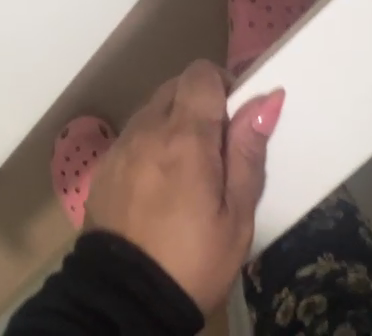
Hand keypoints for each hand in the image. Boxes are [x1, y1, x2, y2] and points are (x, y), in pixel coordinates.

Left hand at [84, 60, 285, 312]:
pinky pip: (133, 134)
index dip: (222, 84)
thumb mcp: (235, 215)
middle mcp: (147, 127)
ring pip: (152, 108)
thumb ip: (247, 152)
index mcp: (184, 135)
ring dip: (174, 122)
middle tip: (217, 148)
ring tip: (189, 170)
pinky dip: (151, 143)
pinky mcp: (104, 164)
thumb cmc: (193, 260)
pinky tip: (160, 183)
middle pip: (176, 86)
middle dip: (200, 102)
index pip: (201, 73)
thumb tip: (267, 99)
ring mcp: (121, 144)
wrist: (125, 299)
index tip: (235, 117)